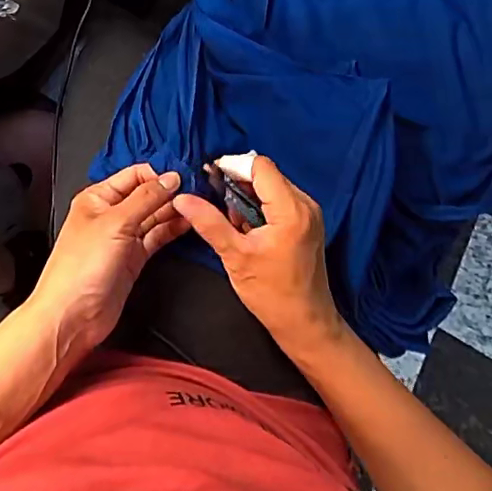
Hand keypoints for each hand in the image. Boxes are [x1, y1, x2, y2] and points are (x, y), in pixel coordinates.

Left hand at [28, 164, 188, 349]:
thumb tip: (169, 179)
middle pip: (146, 194)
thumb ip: (145, 198)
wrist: (72, 316)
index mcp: (98, 198)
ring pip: (153, 216)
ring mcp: (122, 237)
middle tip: (194, 192)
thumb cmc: (77, 270)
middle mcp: (110, 215)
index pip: (134, 175)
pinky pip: (156, 237)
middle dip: (169, 192)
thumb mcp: (115, 223)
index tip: (181, 179)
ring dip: (173, 210)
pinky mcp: (133, 258)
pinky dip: (171, 230)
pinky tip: (187, 224)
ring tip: (196, 206)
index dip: (157, 175)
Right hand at [174, 155, 345, 354]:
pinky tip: (247, 228)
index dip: (232, 167)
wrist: (306, 324)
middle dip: (237, 183)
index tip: (210, 179)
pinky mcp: (307, 222)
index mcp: (291, 209)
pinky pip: (279, 199)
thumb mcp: (235, 256)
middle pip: (265, 174)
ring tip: (232, 222)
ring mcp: (309, 213)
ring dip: (247, 195)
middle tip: (217, 205)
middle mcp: (305, 204)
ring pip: (271, 186)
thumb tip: (182, 198)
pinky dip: (259, 205)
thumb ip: (208, 222)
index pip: (259, 166)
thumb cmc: (272, 294)